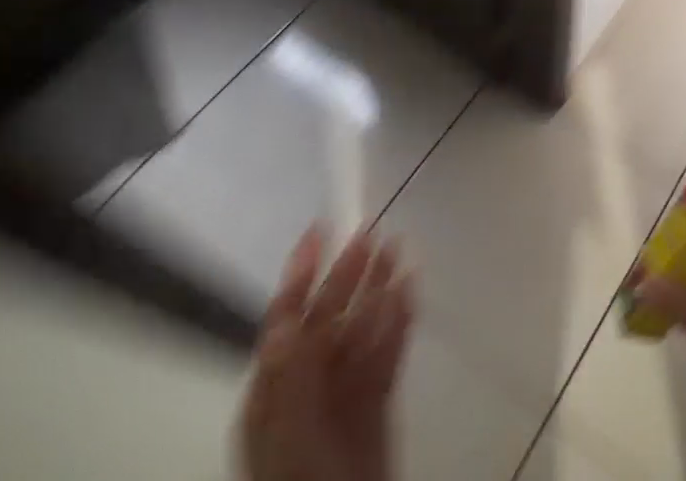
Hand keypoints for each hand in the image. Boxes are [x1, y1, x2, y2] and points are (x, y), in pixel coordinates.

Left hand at [239, 226, 413, 480]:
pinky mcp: (376, 406)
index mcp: (275, 390)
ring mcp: (343, 395)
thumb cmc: (306, 480)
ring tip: (400, 251)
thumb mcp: (291, 434)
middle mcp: (307, 384)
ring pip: (362, 331)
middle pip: (329, 318)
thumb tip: (286, 318)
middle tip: (374, 233)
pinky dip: (399, 324)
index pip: (286, 317)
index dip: (301, 272)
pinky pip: (387, 356)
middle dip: (349, 275)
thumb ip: (291, 376)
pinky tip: (411, 295)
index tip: (319, 229)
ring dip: (379, 291)